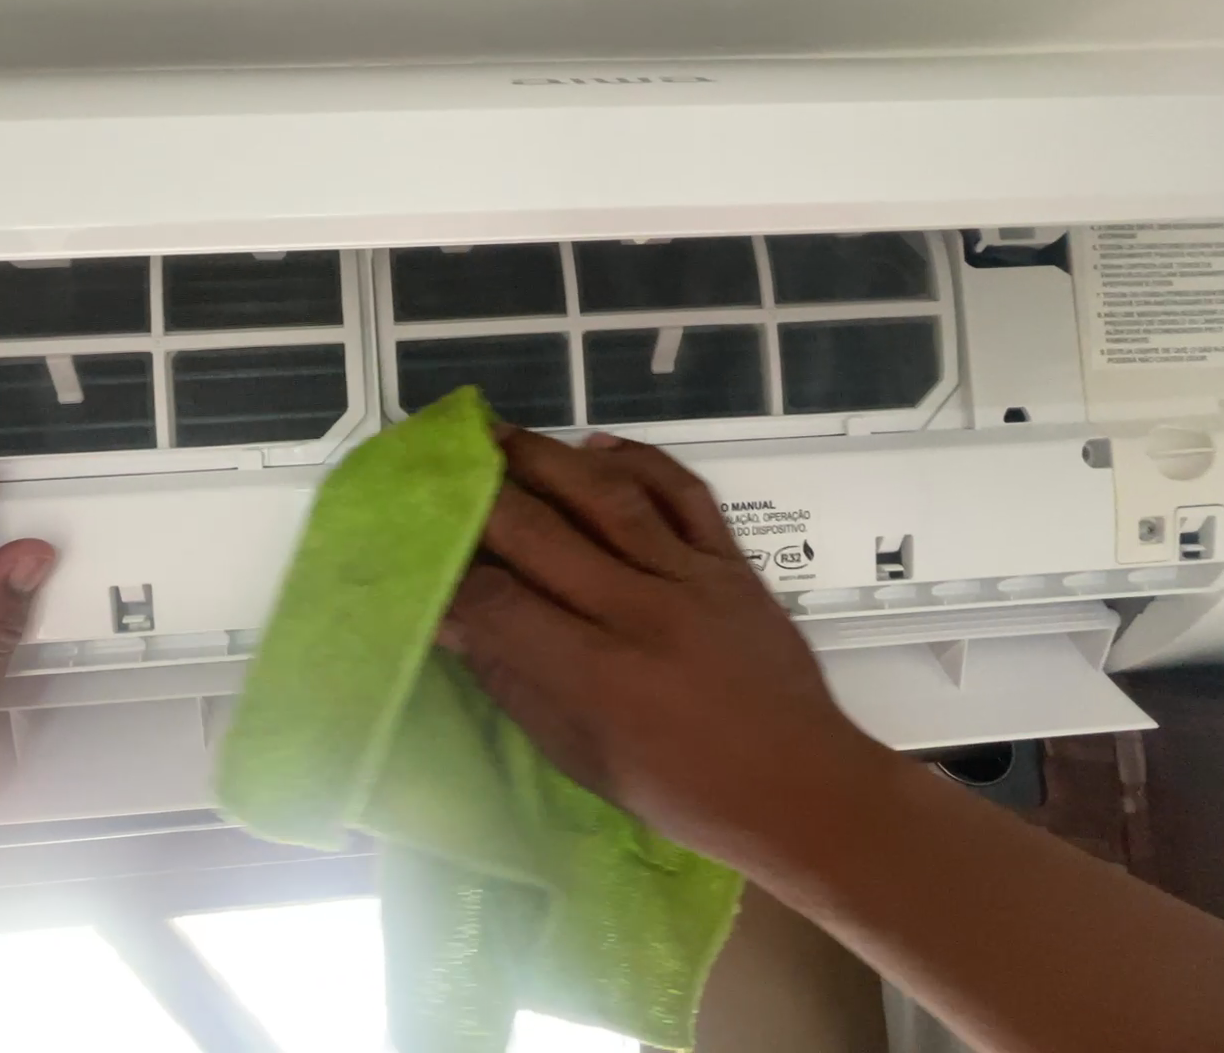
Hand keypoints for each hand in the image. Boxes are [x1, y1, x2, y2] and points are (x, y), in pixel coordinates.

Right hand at [438, 427, 888, 858]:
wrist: (801, 789)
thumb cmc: (677, 789)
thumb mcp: (576, 753)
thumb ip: (512, 679)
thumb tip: (452, 621)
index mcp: (597, 676)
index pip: (498, 603)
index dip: (449, 578)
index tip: (422, 554)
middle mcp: (641, 612)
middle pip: (540, 533)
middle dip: (480, 497)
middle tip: (444, 469)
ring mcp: (693, 578)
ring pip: (606, 496)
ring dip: (545, 457)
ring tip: (501, 434)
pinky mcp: (731, 562)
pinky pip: (684, 492)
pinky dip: (639, 460)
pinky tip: (596, 445)